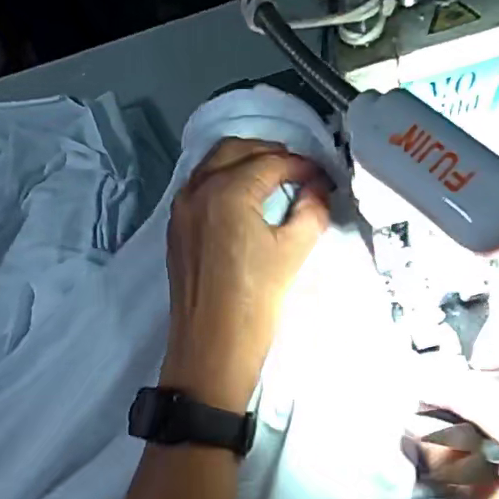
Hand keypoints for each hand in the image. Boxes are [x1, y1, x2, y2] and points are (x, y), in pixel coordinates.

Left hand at [161, 139, 332, 410]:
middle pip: (235, 150)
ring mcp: (181, 210)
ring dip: (243, 162)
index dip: (302, 166)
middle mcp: (198, 191)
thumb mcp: (293, 253)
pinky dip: (223, 181)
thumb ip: (311, 212)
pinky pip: (199, 187)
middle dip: (269, 153)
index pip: (271, 163)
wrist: (212, 348)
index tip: (322, 176)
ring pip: (212, 165)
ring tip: (273, 181)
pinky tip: (244, 202)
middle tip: (298, 171)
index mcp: (227, 192)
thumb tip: (318, 190)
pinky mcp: (176, 230)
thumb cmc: (256, 302)